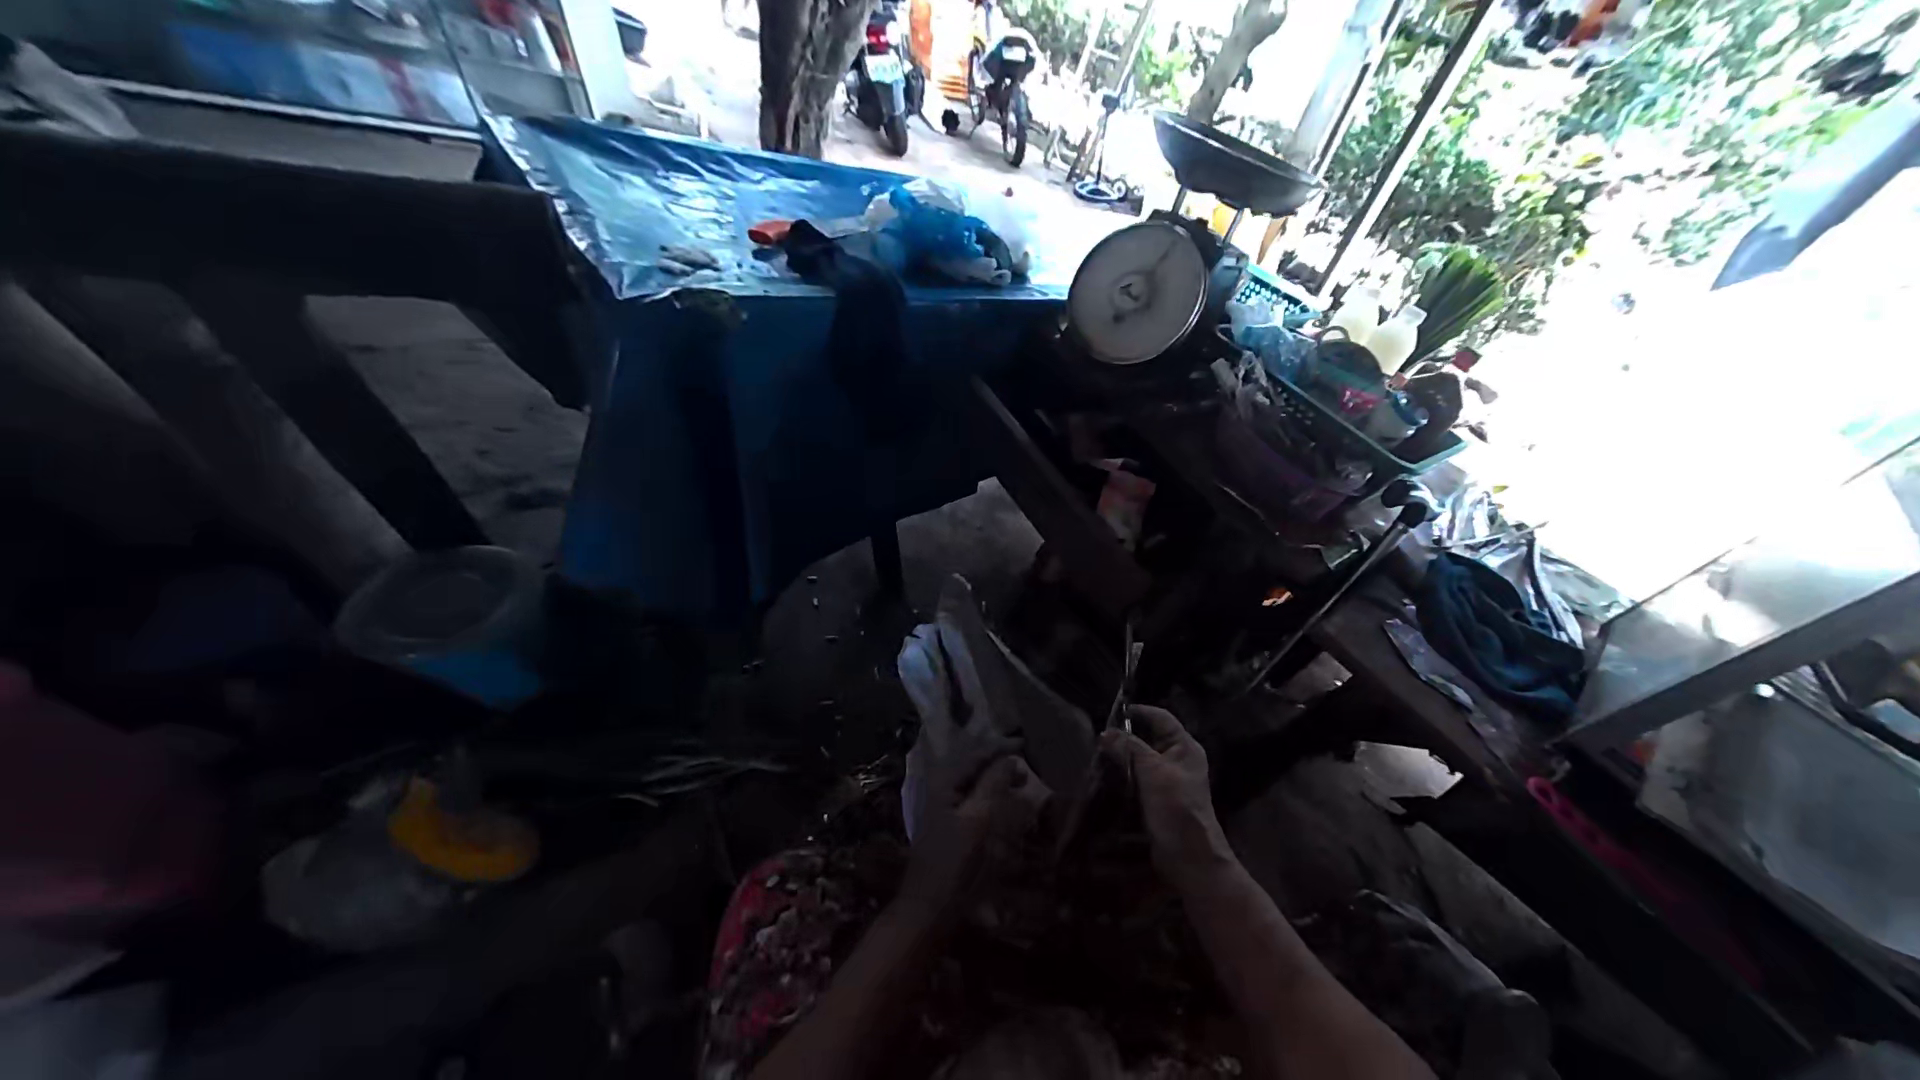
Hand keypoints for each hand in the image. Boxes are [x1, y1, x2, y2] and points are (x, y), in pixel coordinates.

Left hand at [900, 746, 1048, 918]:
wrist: (929, 908)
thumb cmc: (952, 862)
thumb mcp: (977, 820)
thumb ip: (992, 784)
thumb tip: (1010, 758)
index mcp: (943, 782)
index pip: (976, 753)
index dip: (1001, 748)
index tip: (1027, 745)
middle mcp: (941, 789)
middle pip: (974, 767)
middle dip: (1000, 764)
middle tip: (1027, 772)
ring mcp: (944, 809)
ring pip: (975, 784)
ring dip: (998, 782)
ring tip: (1022, 787)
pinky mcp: (950, 827)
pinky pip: (974, 802)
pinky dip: (992, 799)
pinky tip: (1005, 806)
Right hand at [1102, 705, 1232, 887]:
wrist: (1189, 858)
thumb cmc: (1176, 809)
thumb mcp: (1152, 772)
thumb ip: (1129, 748)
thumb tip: (1105, 733)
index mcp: (1185, 748)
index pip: (1161, 717)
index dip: (1138, 711)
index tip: (1111, 713)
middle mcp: (1177, 759)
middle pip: (1148, 737)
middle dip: (1125, 735)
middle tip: (1099, 736)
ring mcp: (1167, 779)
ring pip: (1140, 757)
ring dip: (1121, 755)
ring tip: (1097, 754)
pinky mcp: (1156, 797)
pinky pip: (1137, 777)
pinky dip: (1122, 773)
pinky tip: (1104, 774)